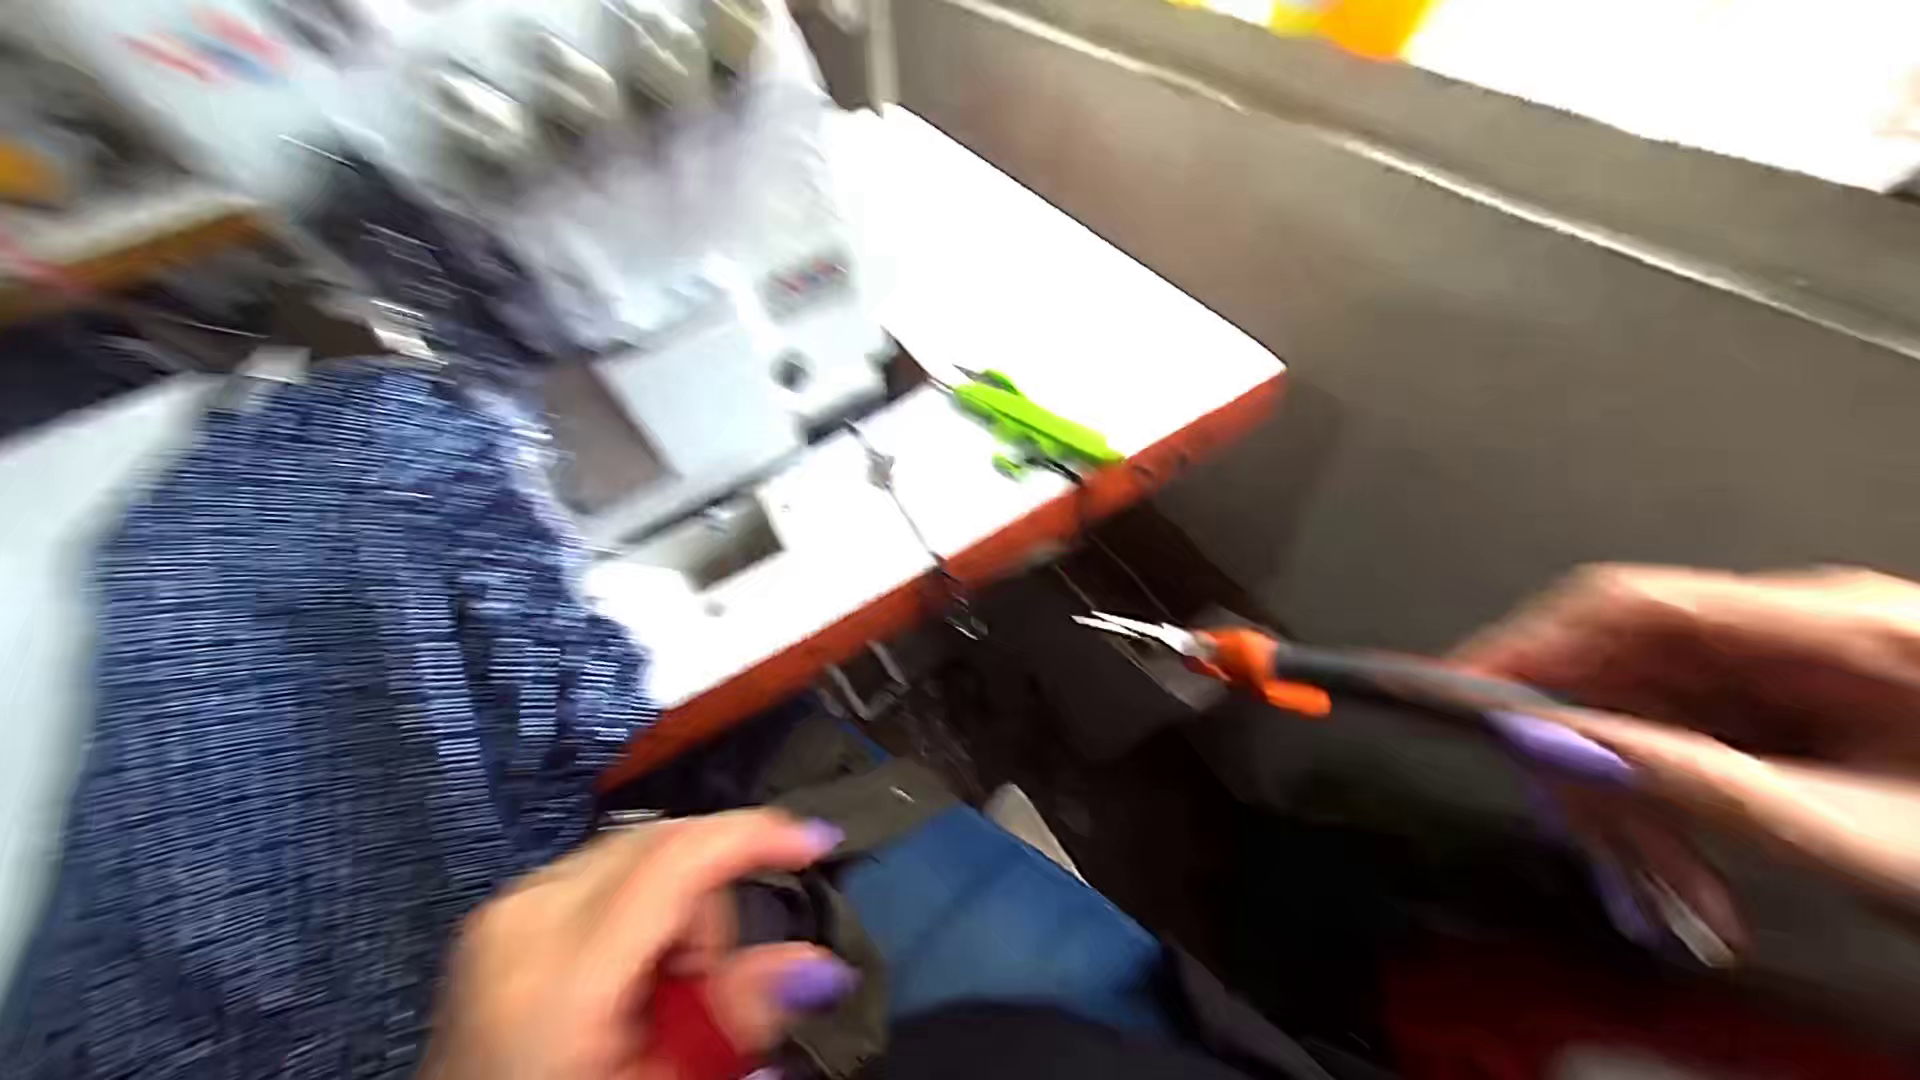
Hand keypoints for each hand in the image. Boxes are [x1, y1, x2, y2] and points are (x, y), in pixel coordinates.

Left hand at [421, 810, 855, 1079]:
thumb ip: (738, 1016)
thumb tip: (821, 965)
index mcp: (558, 975)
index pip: (680, 857)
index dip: (758, 836)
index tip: (819, 841)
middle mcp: (528, 913)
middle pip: (671, 842)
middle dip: (716, 893)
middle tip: (709, 979)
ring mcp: (511, 903)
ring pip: (647, 844)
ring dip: (683, 896)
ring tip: (664, 979)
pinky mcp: (508, 903)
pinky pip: (614, 859)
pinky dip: (649, 893)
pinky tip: (636, 956)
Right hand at [1455, 565, 1919, 910]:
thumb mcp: (1872, 839)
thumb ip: (1702, 786)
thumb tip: (1551, 743)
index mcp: (1838, 630)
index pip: (1625, 607)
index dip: (1524, 641)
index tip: (1459, 691)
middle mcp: (1798, 633)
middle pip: (1617, 665)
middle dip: (1581, 755)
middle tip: (1578, 832)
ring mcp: (1786, 669)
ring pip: (1631, 704)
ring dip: (1619, 791)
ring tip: (1657, 876)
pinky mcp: (1777, 705)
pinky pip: (1666, 730)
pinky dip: (1652, 792)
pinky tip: (1678, 852)